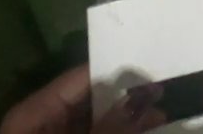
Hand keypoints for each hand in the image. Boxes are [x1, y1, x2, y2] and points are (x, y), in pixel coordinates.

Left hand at [0, 66, 165, 133]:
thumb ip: (112, 129)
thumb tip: (151, 100)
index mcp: (36, 111)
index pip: (85, 77)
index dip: (122, 75)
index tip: (158, 74)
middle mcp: (43, 122)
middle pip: (93, 101)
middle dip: (128, 102)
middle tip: (166, 95)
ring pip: (97, 123)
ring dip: (126, 123)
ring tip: (161, 118)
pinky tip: (145, 133)